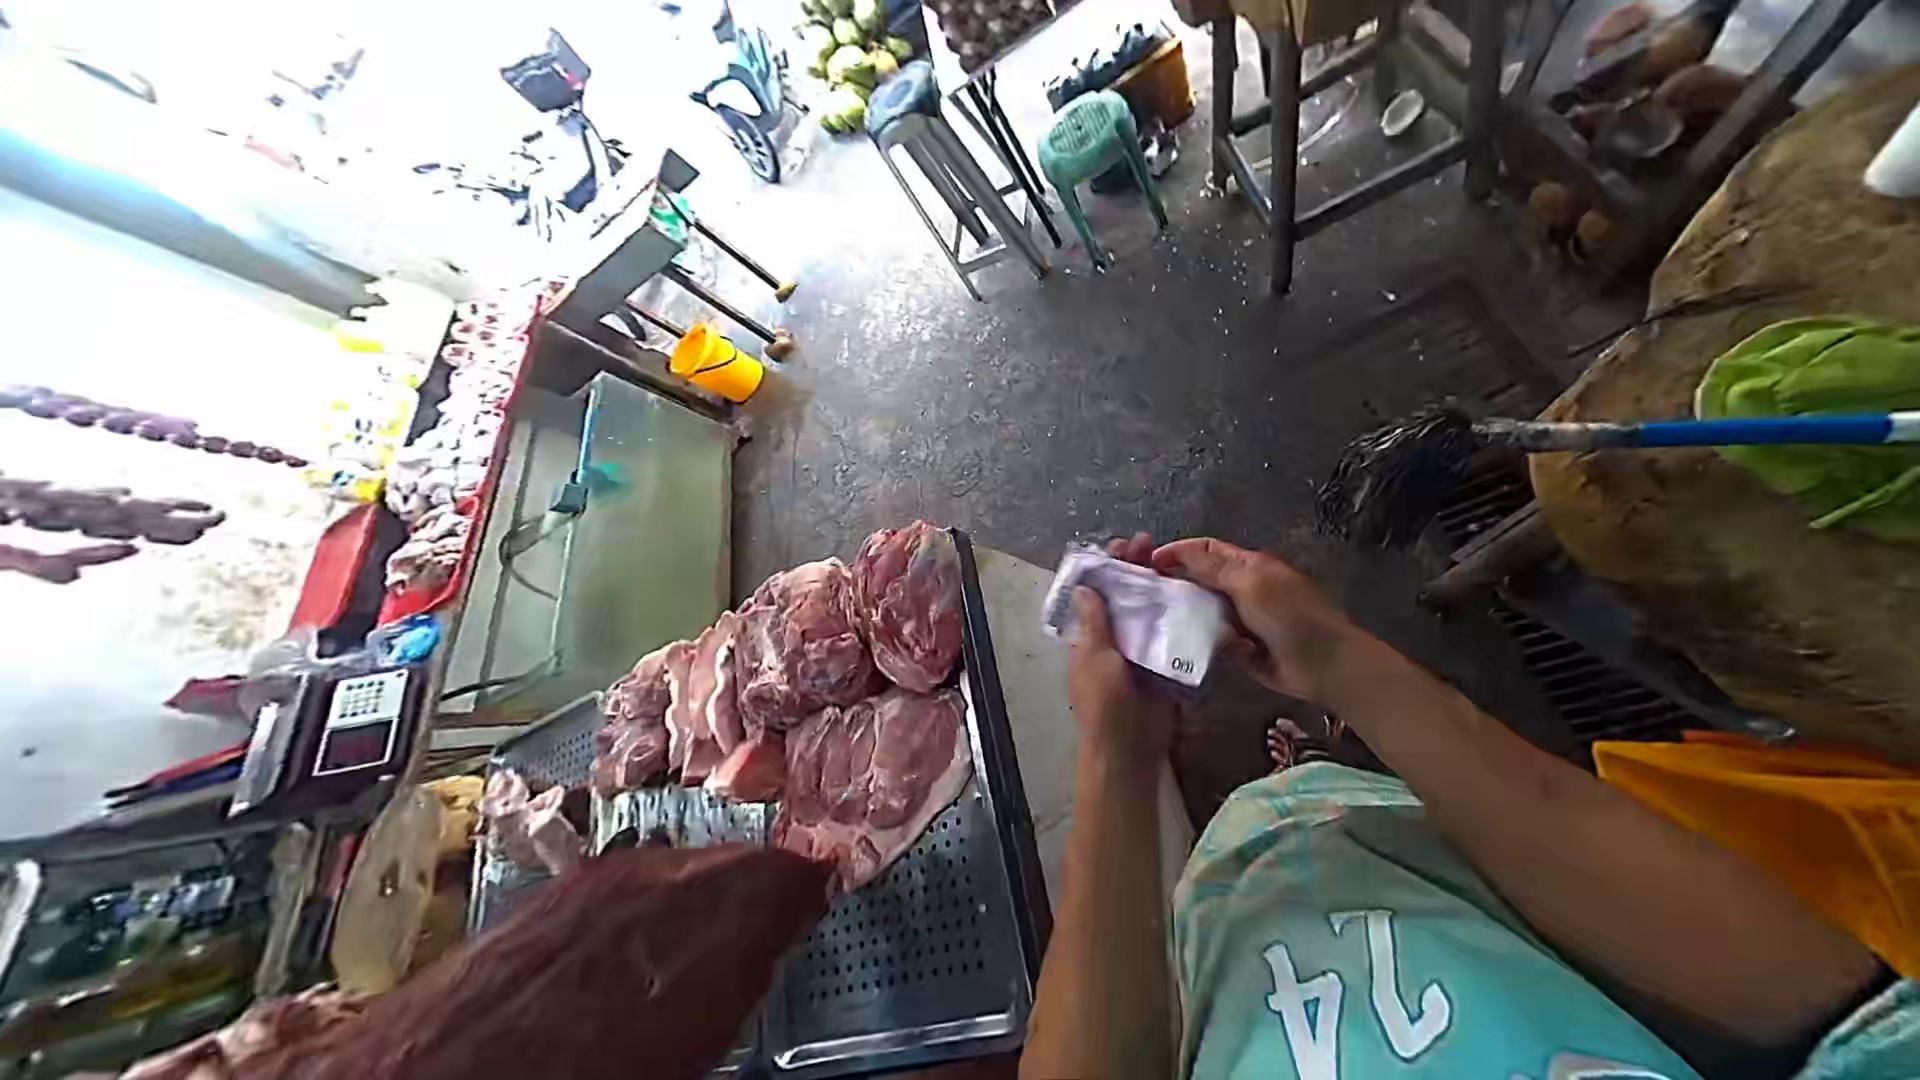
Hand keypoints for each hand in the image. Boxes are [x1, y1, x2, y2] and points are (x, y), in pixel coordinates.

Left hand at [1066, 533, 1173, 768]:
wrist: (1131, 749)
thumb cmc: (1105, 704)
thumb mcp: (1095, 659)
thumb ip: (1094, 623)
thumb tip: (1084, 586)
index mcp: (1089, 635)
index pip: (1096, 593)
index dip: (1106, 569)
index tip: (1120, 545)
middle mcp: (1113, 637)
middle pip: (1124, 596)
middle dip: (1134, 569)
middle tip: (1149, 543)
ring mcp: (1139, 649)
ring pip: (1148, 610)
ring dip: (1157, 586)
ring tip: (1172, 560)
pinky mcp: (1162, 662)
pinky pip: (1169, 633)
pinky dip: (1177, 614)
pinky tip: (1191, 593)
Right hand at [1153, 537, 1361, 700]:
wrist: (1326, 666)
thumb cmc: (1292, 617)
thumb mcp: (1251, 584)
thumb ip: (1214, 568)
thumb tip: (1180, 552)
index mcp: (1247, 567)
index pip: (1204, 550)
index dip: (1177, 552)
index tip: (1148, 564)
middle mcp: (1240, 589)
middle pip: (1199, 580)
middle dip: (1174, 584)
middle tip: (1144, 594)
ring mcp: (1239, 619)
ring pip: (1201, 611)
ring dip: (1184, 614)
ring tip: (1153, 619)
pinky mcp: (1238, 647)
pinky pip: (1210, 639)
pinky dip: (1200, 641)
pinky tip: (1180, 645)